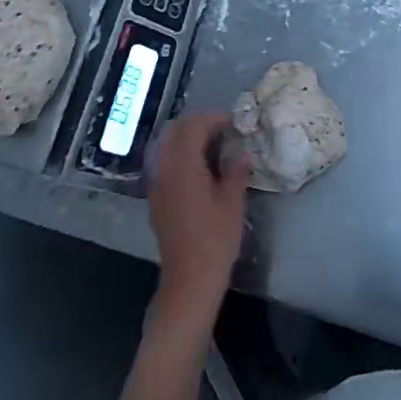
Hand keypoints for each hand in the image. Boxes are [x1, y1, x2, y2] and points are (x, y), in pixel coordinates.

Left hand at [147, 112, 249, 311]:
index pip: (193, 127)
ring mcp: (157, 185)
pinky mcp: (157, 199)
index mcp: (183, 167)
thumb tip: (243, 152)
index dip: (214, 119)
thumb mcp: (232, 203)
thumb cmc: (215, 240)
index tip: (235, 123)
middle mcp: (164, 170)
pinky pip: (165, 163)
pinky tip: (201, 168)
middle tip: (225, 130)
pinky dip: (181, 155)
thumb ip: (236, 172)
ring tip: (214, 146)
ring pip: (167, 146)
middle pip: (175, 132)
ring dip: (188, 139)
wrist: (189, 280)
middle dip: (199, 124)